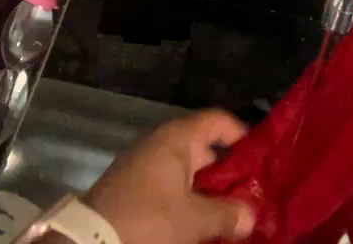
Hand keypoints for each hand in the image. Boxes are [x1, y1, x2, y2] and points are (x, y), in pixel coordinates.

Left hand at [81, 110, 255, 243]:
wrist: (89, 243)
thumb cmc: (147, 220)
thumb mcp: (192, 221)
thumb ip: (226, 215)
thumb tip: (252, 214)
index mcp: (177, 138)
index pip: (218, 121)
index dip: (242, 135)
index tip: (263, 159)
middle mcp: (162, 145)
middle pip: (206, 151)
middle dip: (230, 175)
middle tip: (254, 197)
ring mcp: (146, 168)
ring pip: (189, 176)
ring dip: (209, 194)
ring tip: (233, 217)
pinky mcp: (134, 192)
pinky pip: (172, 191)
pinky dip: (189, 204)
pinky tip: (202, 227)